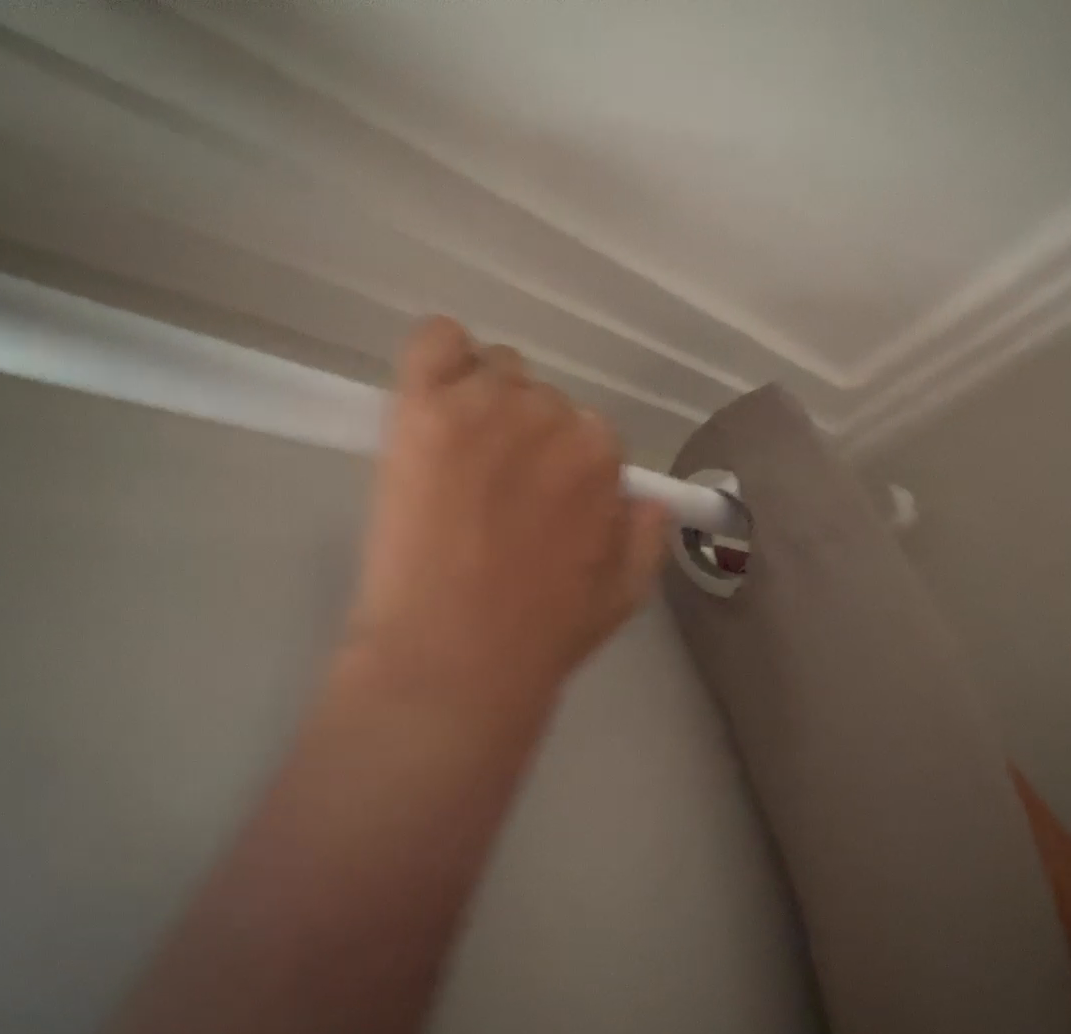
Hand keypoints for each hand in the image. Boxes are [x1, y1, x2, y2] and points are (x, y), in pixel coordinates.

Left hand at [348, 316, 669, 722]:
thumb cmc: (539, 636)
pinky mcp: (421, 408)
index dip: (562, 469)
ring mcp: (483, 408)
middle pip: (542, 400)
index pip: (590, 435)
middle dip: (524, 437)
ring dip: (482, 402)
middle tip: (493, 492)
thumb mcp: (622, 597)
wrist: (449, 658)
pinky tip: (432, 397)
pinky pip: (436, 337)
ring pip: (494, 370)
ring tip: (457, 461)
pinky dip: (439, 356)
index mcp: (601, 458)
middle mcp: (551, 419)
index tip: (536, 504)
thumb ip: (645, 538)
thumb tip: (648, 500)